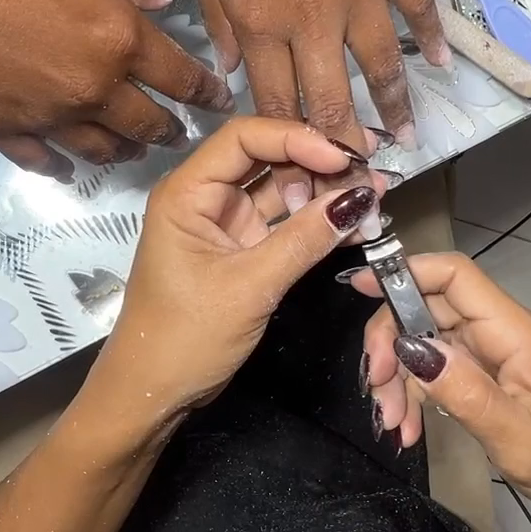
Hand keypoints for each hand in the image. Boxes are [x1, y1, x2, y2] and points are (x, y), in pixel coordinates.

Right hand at [0, 0, 232, 178]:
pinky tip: (68, 168)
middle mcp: (89, 89)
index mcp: (118, 38)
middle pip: (146, 123)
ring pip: (100, 150)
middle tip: (182, 132)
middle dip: (171, 129)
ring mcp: (42, 116)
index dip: (206, 92)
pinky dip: (60, 166)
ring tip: (135, 149)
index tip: (220, 100)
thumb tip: (160, 0)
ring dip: (125, 151)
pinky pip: (39, 159)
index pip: (179, 77)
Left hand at [91, 117, 385, 419]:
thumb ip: (304, 240)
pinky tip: (356, 225)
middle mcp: (205, 196)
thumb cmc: (185, 337)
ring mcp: (225, 222)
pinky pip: (285, 223)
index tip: (344, 158)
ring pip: (281, 190)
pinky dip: (317, 223)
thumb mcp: (249, 287)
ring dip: (325, 193)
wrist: (154, 394)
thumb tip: (361, 199)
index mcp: (187, 191)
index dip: (296, 137)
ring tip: (376, 199)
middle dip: (319, 164)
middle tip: (373, 177)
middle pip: (267, 158)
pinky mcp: (243, 249)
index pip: (244, 138)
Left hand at [180, 0, 445, 210]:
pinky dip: (432, 36)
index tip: (304, 165)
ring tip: (407, 138)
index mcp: (259, 18)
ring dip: (395, 106)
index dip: (291, 140)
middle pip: (332, 96)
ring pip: (380, 62)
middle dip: (345, 141)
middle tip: (359, 170)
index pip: (277, 99)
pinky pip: (418, 4)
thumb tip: (239, 68)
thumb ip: (223, 19)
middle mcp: (313, 13)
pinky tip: (440, 64)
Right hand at [352, 254, 530, 526]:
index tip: (359, 289)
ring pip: (423, 342)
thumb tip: (411, 347)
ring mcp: (487, 354)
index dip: (406, 271)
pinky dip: (414, 395)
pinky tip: (408, 430)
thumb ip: (466, 392)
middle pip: (426, 309)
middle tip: (375, 389)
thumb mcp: (519, 438)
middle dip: (390, 344)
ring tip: (394, 424)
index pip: (454, 275)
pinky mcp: (480, 376)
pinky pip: (434, 370)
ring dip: (398, 378)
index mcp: (513, 332)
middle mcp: (496, 333)